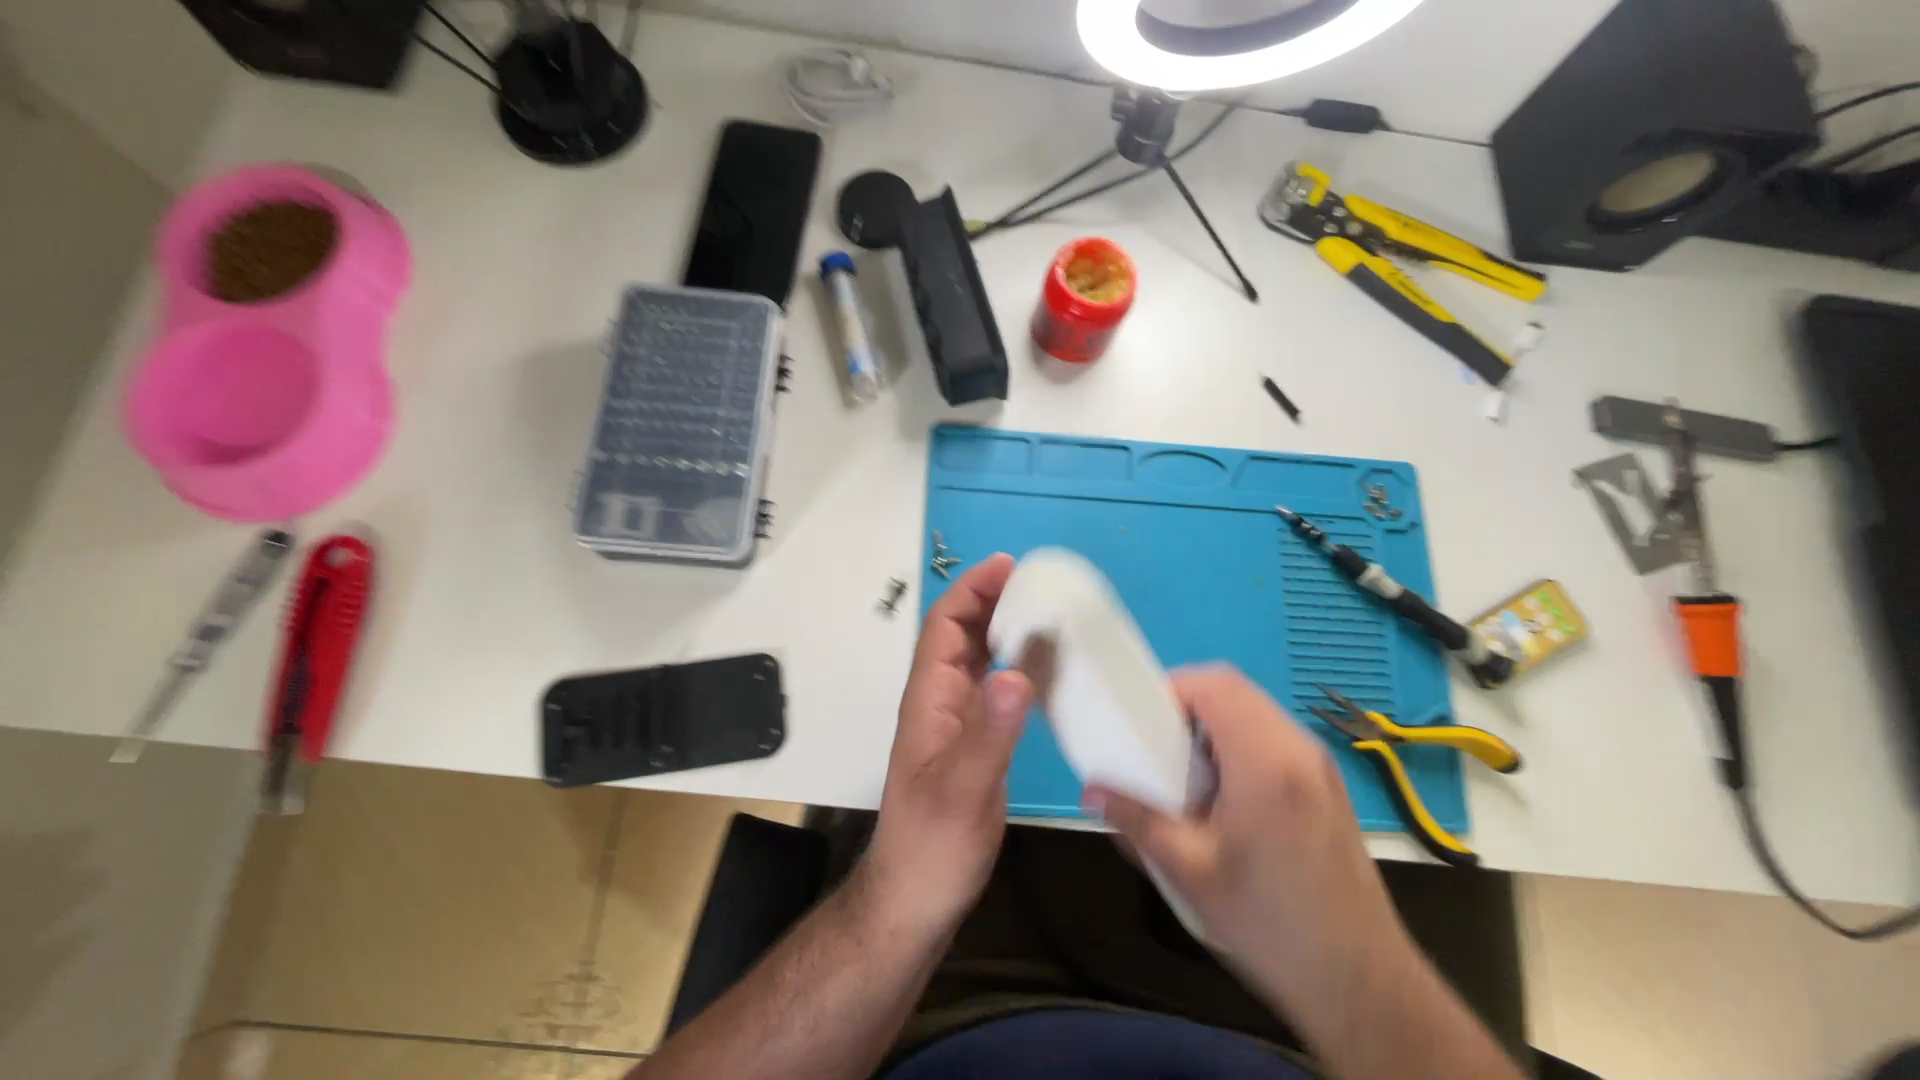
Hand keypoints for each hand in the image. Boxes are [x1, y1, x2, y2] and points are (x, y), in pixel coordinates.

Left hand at [858, 553, 1031, 939]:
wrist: (917, 899)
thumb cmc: (932, 845)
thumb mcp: (961, 791)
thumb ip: (988, 734)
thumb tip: (1018, 673)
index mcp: (930, 700)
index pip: (945, 627)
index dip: (972, 591)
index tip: (1009, 565)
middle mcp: (940, 703)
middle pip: (962, 636)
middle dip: (993, 601)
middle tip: (1042, 585)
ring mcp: (956, 725)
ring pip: (979, 661)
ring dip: (1007, 632)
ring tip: (1052, 616)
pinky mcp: (975, 746)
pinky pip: (995, 692)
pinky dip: (1019, 670)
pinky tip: (1048, 673)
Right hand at [1085, 665, 1410, 1008]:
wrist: (1357, 980)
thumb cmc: (1268, 923)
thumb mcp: (1189, 872)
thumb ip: (1136, 821)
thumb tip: (1091, 790)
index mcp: (1266, 760)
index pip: (1214, 685)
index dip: (1169, 690)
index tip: (1137, 724)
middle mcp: (1299, 749)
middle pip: (1236, 691)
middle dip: (1186, 706)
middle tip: (1153, 749)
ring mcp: (1320, 767)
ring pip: (1256, 713)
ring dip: (1212, 727)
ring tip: (1182, 776)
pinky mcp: (1327, 788)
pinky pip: (1274, 741)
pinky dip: (1238, 747)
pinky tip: (1221, 799)